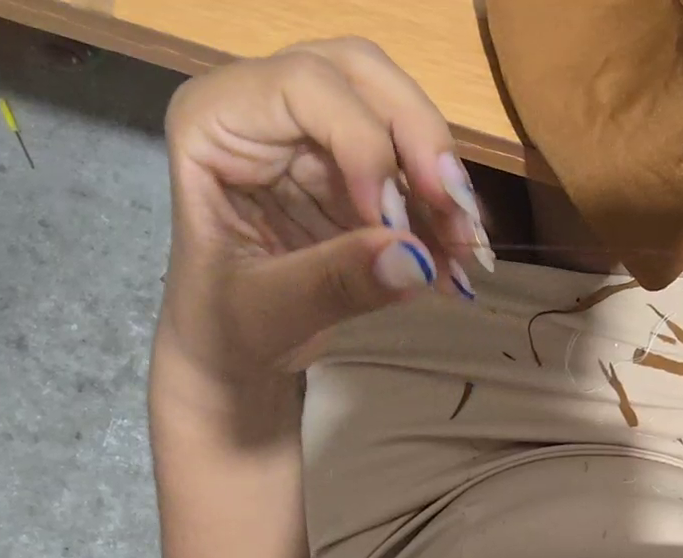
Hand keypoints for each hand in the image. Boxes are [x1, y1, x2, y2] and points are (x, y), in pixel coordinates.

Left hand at [156, 38, 492, 378]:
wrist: (237, 355)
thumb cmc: (226, 328)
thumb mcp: (268, 312)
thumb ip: (334, 282)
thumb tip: (414, 259)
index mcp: (217, 122)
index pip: (304, 87)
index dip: (363, 142)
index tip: (393, 220)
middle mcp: (270, 112)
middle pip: (363, 78)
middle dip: (420, 140)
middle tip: (456, 210)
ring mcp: (319, 139)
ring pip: (400, 119)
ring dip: (443, 185)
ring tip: (465, 253)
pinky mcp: (357, 176)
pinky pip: (414, 176)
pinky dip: (443, 217)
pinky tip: (457, 266)